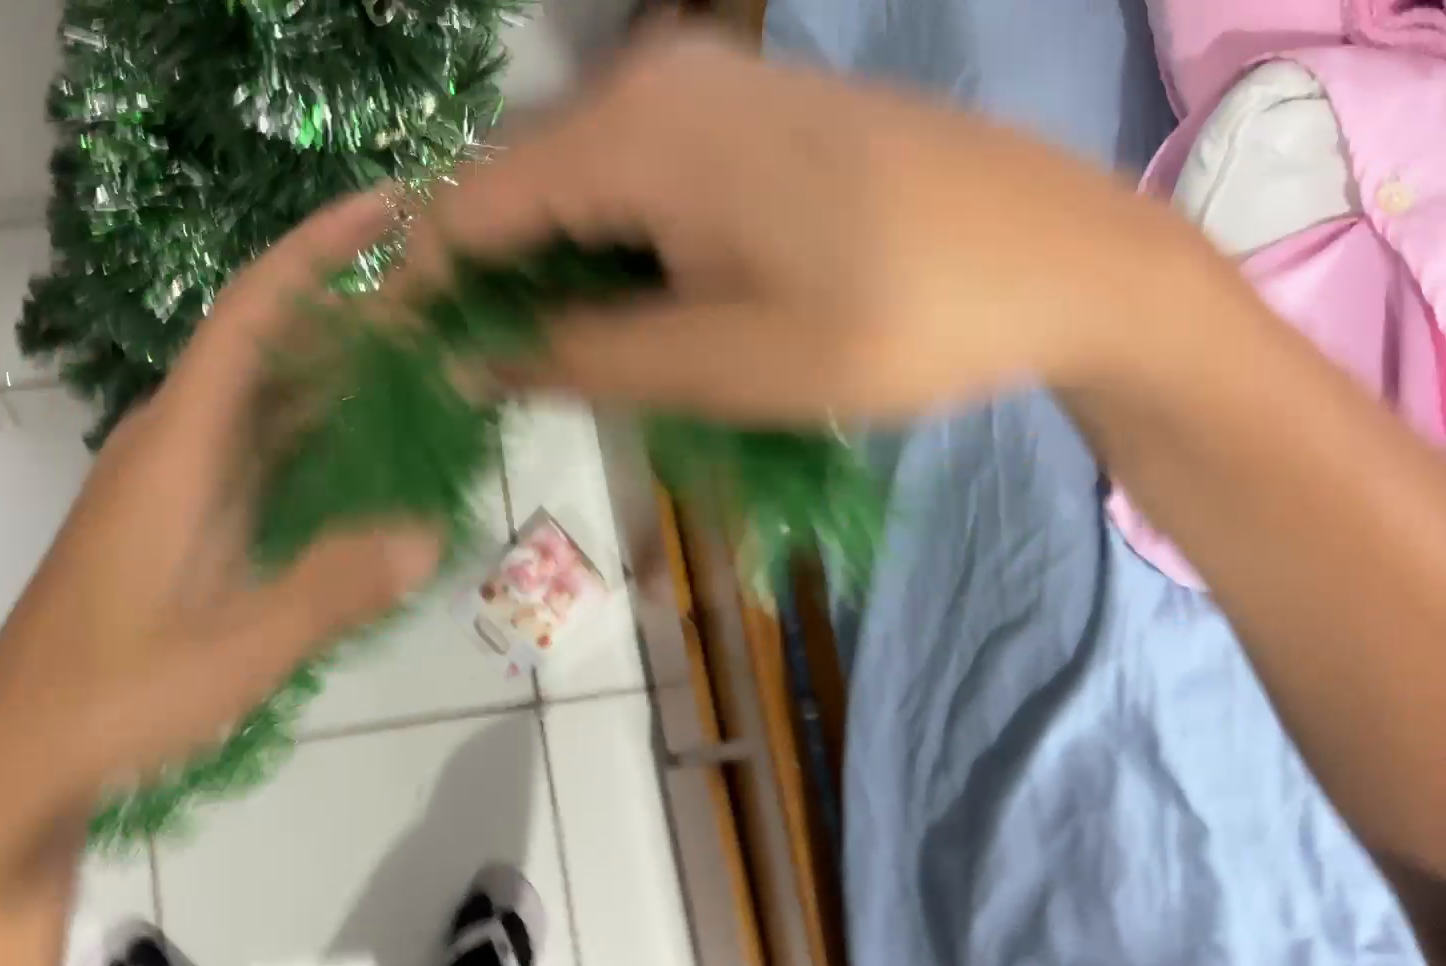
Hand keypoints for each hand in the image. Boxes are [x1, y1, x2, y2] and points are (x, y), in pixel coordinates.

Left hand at [0, 190, 441, 822]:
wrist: (28, 755)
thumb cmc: (117, 698)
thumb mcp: (235, 653)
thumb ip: (331, 590)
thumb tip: (426, 533)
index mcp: (178, 449)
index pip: (253, 316)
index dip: (320, 252)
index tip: (395, 211)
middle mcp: (178, 446)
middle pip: (273, 351)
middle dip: (358, 318)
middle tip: (450, 307)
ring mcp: (181, 484)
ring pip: (273, 406)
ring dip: (346, 383)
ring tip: (432, 370)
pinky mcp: (188, 520)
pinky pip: (269, 457)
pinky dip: (326, 444)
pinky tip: (378, 460)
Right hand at [405, 35, 1207, 421]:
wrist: (1068, 260)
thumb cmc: (894, 323)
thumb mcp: (718, 364)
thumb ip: (577, 358)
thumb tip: (470, 364)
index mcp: (633, 134)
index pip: (466, 209)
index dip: (418, 290)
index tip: (400, 366)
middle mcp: (650, 83)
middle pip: (509, 189)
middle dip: (478, 285)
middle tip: (478, 379)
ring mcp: (696, 87)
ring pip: (563, 185)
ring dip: (539, 272)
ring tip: (544, 358)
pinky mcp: (734, 112)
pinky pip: (621, 176)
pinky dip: (595, 246)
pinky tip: (614, 306)